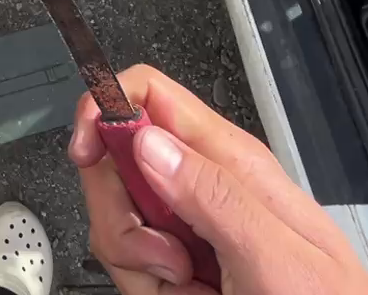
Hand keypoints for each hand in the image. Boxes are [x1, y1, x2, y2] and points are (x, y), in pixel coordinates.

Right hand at [69, 65, 367, 294]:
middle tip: (163, 256)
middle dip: (116, 207)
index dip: (103, 106)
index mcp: (227, 158)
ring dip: (133, 258)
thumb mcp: (281, 260)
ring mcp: (182, 223)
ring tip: (188, 288)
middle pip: (114, 156)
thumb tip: (145, 138)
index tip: (85, 152)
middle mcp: (197, 181)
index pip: (146, 92)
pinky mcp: (171, 263)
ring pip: (113, 212)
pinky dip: (142, 284)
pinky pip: (124, 257)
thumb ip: (215, 196)